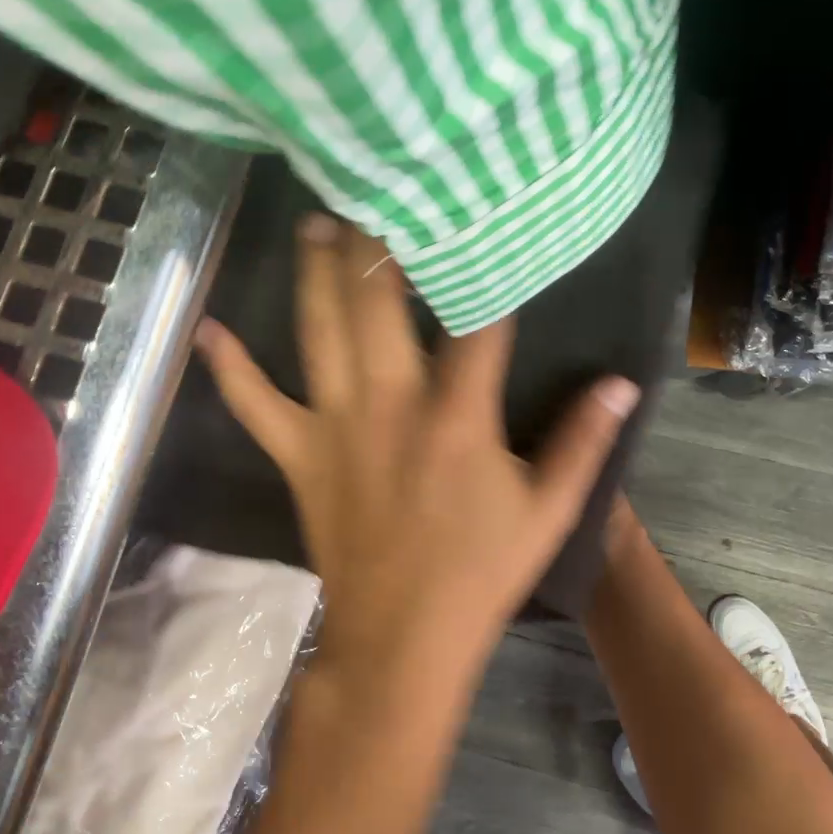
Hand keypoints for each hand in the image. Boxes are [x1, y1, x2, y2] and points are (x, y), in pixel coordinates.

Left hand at [191, 213, 639, 650]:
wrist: (401, 640)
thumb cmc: (481, 571)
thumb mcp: (549, 509)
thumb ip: (584, 441)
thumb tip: (622, 383)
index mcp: (458, 414)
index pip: (474, 320)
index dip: (477, 266)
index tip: (473, 218)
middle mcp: (391, 404)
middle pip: (378, 303)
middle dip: (375, 245)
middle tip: (373, 193)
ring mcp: (335, 426)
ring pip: (319, 332)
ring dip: (315, 274)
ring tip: (315, 223)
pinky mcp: (298, 456)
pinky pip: (255, 403)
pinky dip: (231, 366)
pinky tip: (210, 327)